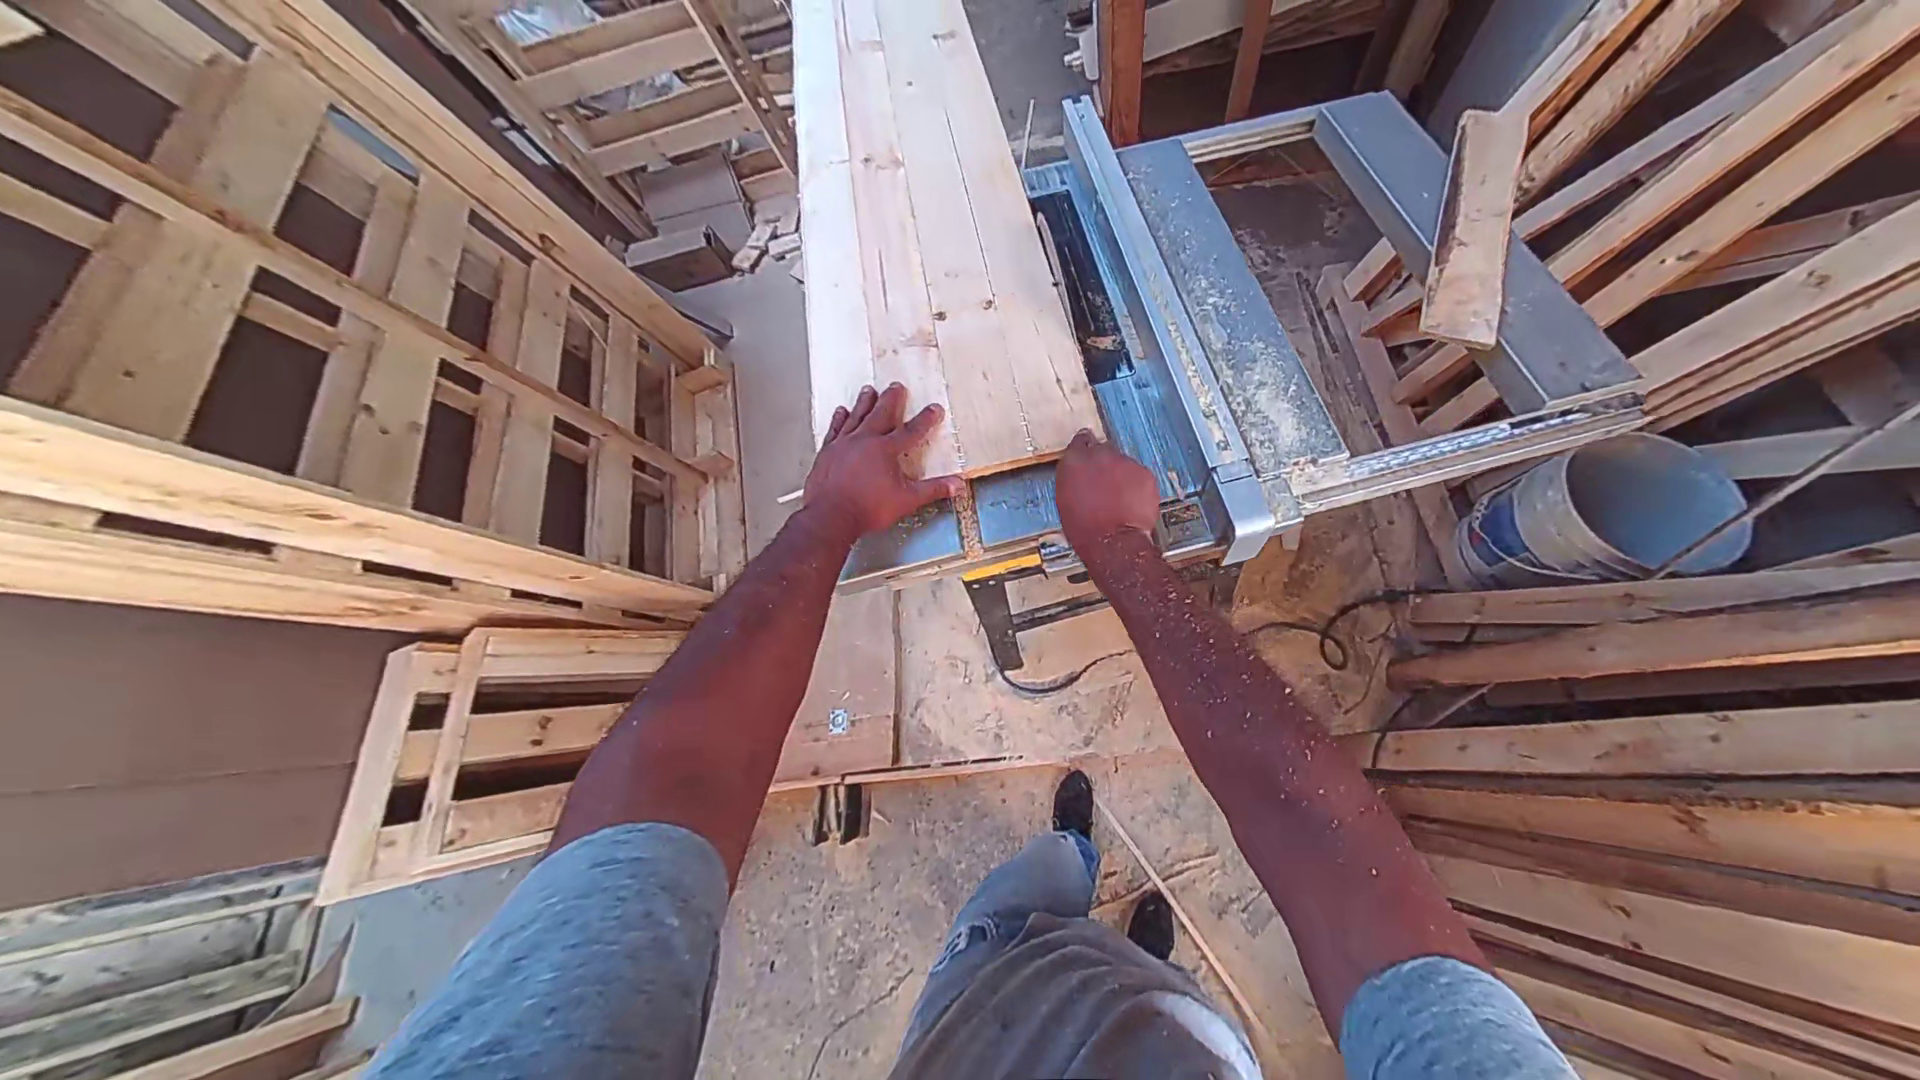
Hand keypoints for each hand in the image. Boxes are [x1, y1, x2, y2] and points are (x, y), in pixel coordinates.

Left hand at [803, 383, 964, 540]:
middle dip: (892, 400)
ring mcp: (843, 444)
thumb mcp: (906, 500)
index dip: (925, 420)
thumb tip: (957, 485)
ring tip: (869, 390)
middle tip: (896, 386)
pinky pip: (835, 429)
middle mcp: (865, 440)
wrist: (830, 515)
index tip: (934, 409)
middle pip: (881, 414)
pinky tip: (841, 411)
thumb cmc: (867, 509)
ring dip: (865, 402)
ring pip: (857, 416)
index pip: (912, 431)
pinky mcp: (827, 452)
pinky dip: (839, 419)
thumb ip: (932, 490)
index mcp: (886, 450)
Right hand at [1055, 430, 1159, 549]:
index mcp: (1073, 462)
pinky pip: (1140, 475)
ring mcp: (1124, 462)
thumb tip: (1079, 475)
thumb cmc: (1085, 529)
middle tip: (1104, 483)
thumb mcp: (1066, 500)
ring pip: (1123, 463)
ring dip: (1121, 476)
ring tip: (1118, 498)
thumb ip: (1073, 479)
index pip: (1080, 441)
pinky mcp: (1144, 473)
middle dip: (1104, 463)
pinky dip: (1137, 485)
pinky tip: (1130, 502)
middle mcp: (1099, 455)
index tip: (1087, 451)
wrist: (1113, 542)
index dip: (1085, 448)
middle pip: (1103, 449)